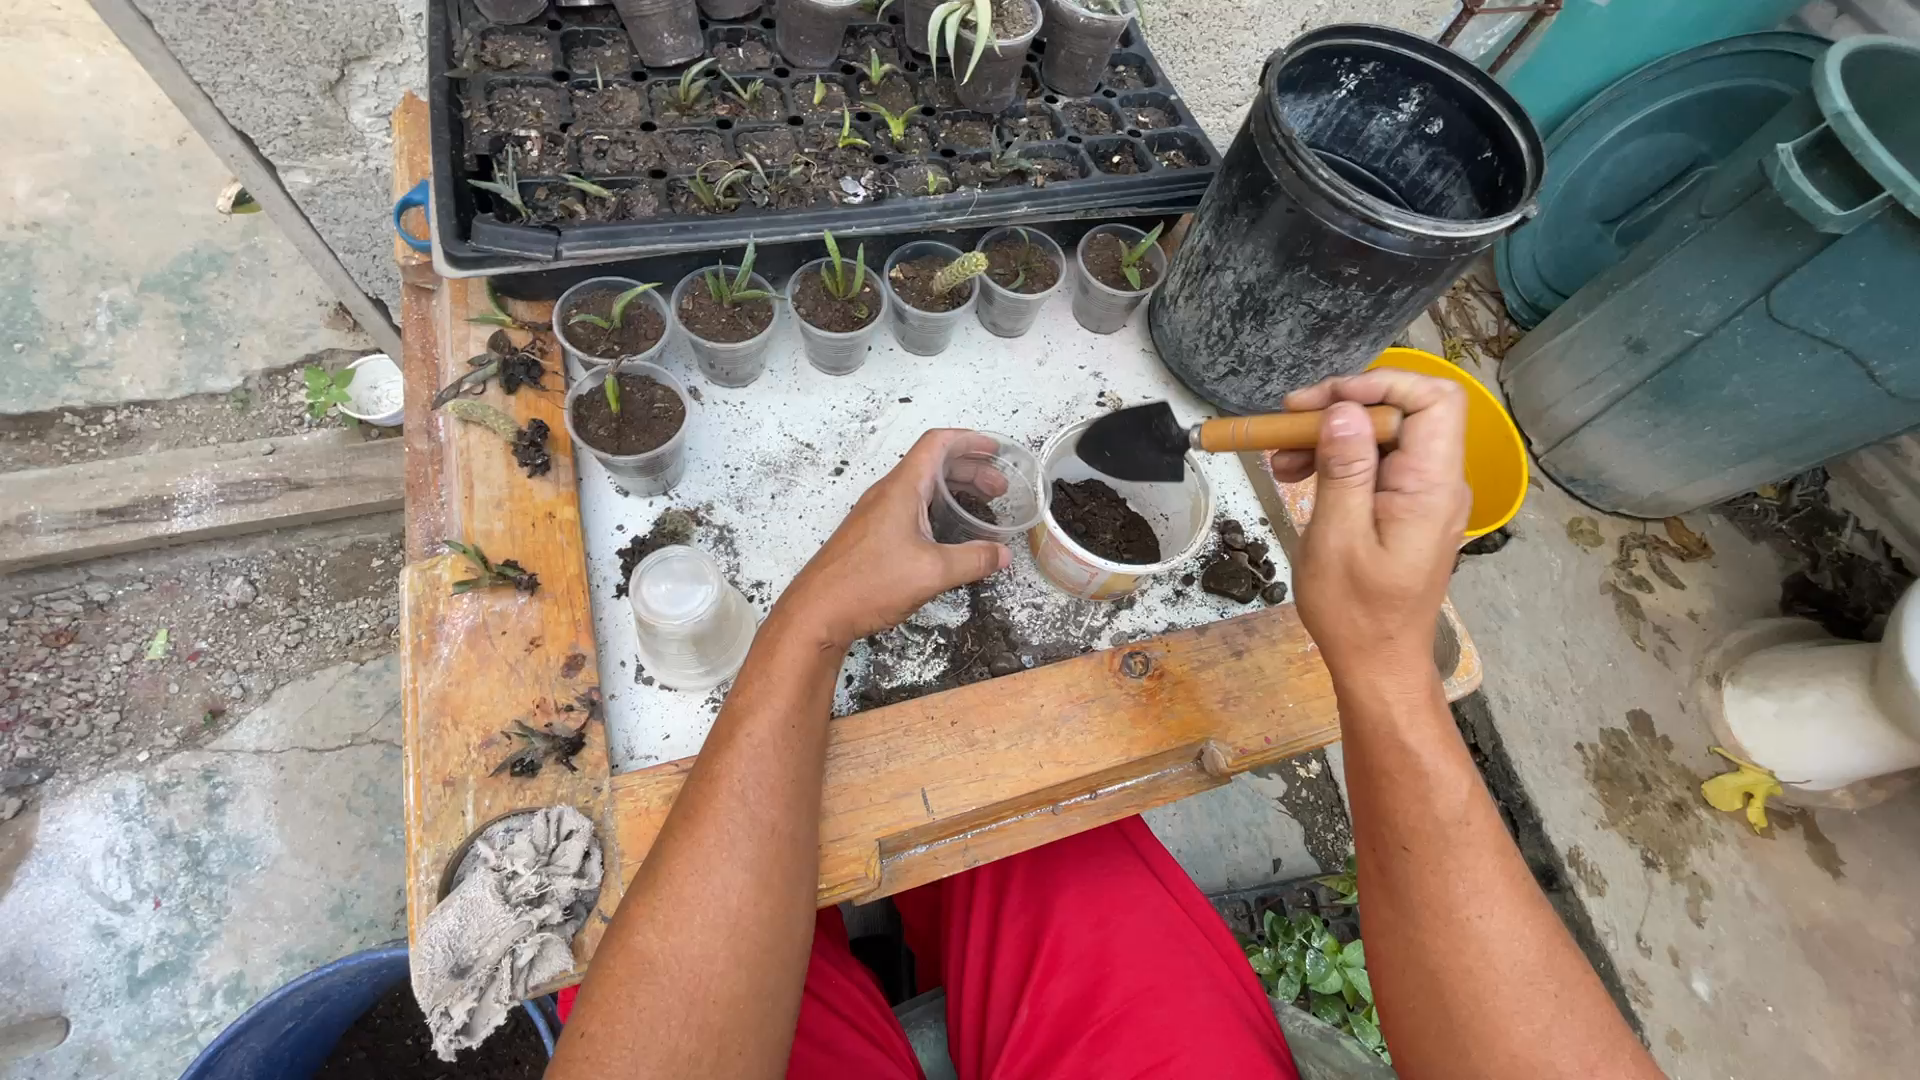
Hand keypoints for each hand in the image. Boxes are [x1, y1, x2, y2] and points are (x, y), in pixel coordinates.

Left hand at [779, 430, 1011, 647]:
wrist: (817, 612)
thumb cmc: (867, 584)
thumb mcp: (932, 572)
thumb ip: (973, 560)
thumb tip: (1001, 554)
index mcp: (901, 489)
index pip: (937, 444)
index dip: (969, 441)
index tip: (995, 451)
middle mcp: (887, 494)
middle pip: (933, 465)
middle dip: (970, 470)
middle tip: (999, 488)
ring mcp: (877, 515)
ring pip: (922, 488)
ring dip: (954, 490)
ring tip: (982, 507)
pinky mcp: (872, 535)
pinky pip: (911, 508)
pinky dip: (938, 509)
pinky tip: (951, 532)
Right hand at [1270, 370, 1469, 689]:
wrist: (1375, 661)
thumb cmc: (1353, 610)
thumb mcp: (1337, 538)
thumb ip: (1344, 471)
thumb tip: (1344, 411)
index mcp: (1431, 487)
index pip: (1434, 401)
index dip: (1381, 383)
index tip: (1323, 400)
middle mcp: (1438, 483)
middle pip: (1403, 415)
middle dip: (1341, 410)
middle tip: (1285, 423)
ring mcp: (1422, 497)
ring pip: (1382, 440)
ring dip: (1329, 437)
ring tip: (1279, 458)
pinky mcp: (1403, 510)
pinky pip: (1374, 468)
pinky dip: (1334, 463)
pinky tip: (1296, 476)